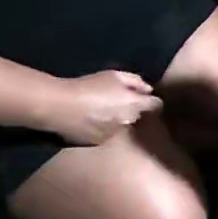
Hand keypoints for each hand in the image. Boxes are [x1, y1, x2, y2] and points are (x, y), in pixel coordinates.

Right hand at [43, 70, 161, 146]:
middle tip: (117, 99)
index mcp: (135, 105)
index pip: (156, 105)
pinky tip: (91, 120)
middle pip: (138, 115)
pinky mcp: (99, 143)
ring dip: (118, 119)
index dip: (152, 100)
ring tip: (100, 109)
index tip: (145, 97)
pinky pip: (107, 133)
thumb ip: (136, 81)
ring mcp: (114, 134)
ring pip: (123, 125)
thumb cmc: (89, 86)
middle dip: (132, 108)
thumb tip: (148, 89)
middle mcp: (128, 122)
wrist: (60, 106)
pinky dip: (104, 127)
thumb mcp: (114, 75)